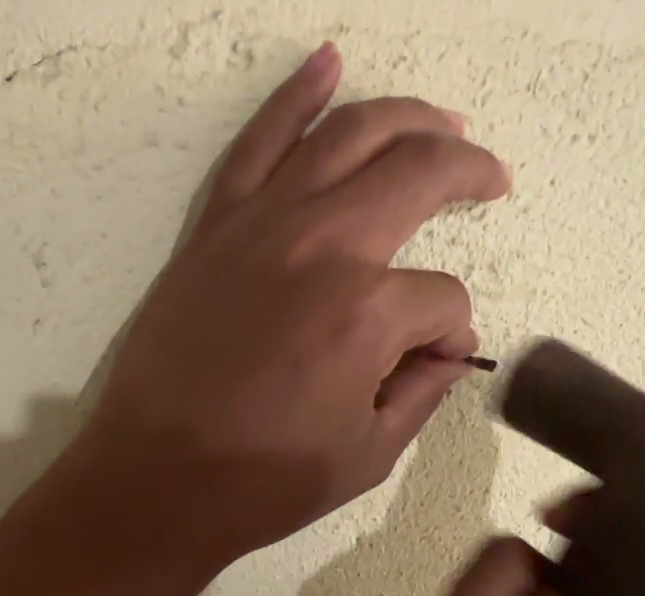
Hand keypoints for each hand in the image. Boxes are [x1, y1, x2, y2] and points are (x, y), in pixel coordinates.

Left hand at [73, 42, 511, 565]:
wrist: (154, 481)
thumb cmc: (262, 484)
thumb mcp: (368, 455)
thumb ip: (421, 390)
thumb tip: (444, 347)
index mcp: (367, 313)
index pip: (442, 297)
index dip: (452, 329)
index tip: (437, 355)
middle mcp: (321, 247)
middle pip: (416, 173)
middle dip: (466, 171)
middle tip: (490, 178)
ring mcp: (262, 226)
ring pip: (347, 134)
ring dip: (406, 116)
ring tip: (442, 120)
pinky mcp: (214, 227)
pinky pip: (259, 141)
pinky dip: (296, 96)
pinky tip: (328, 64)